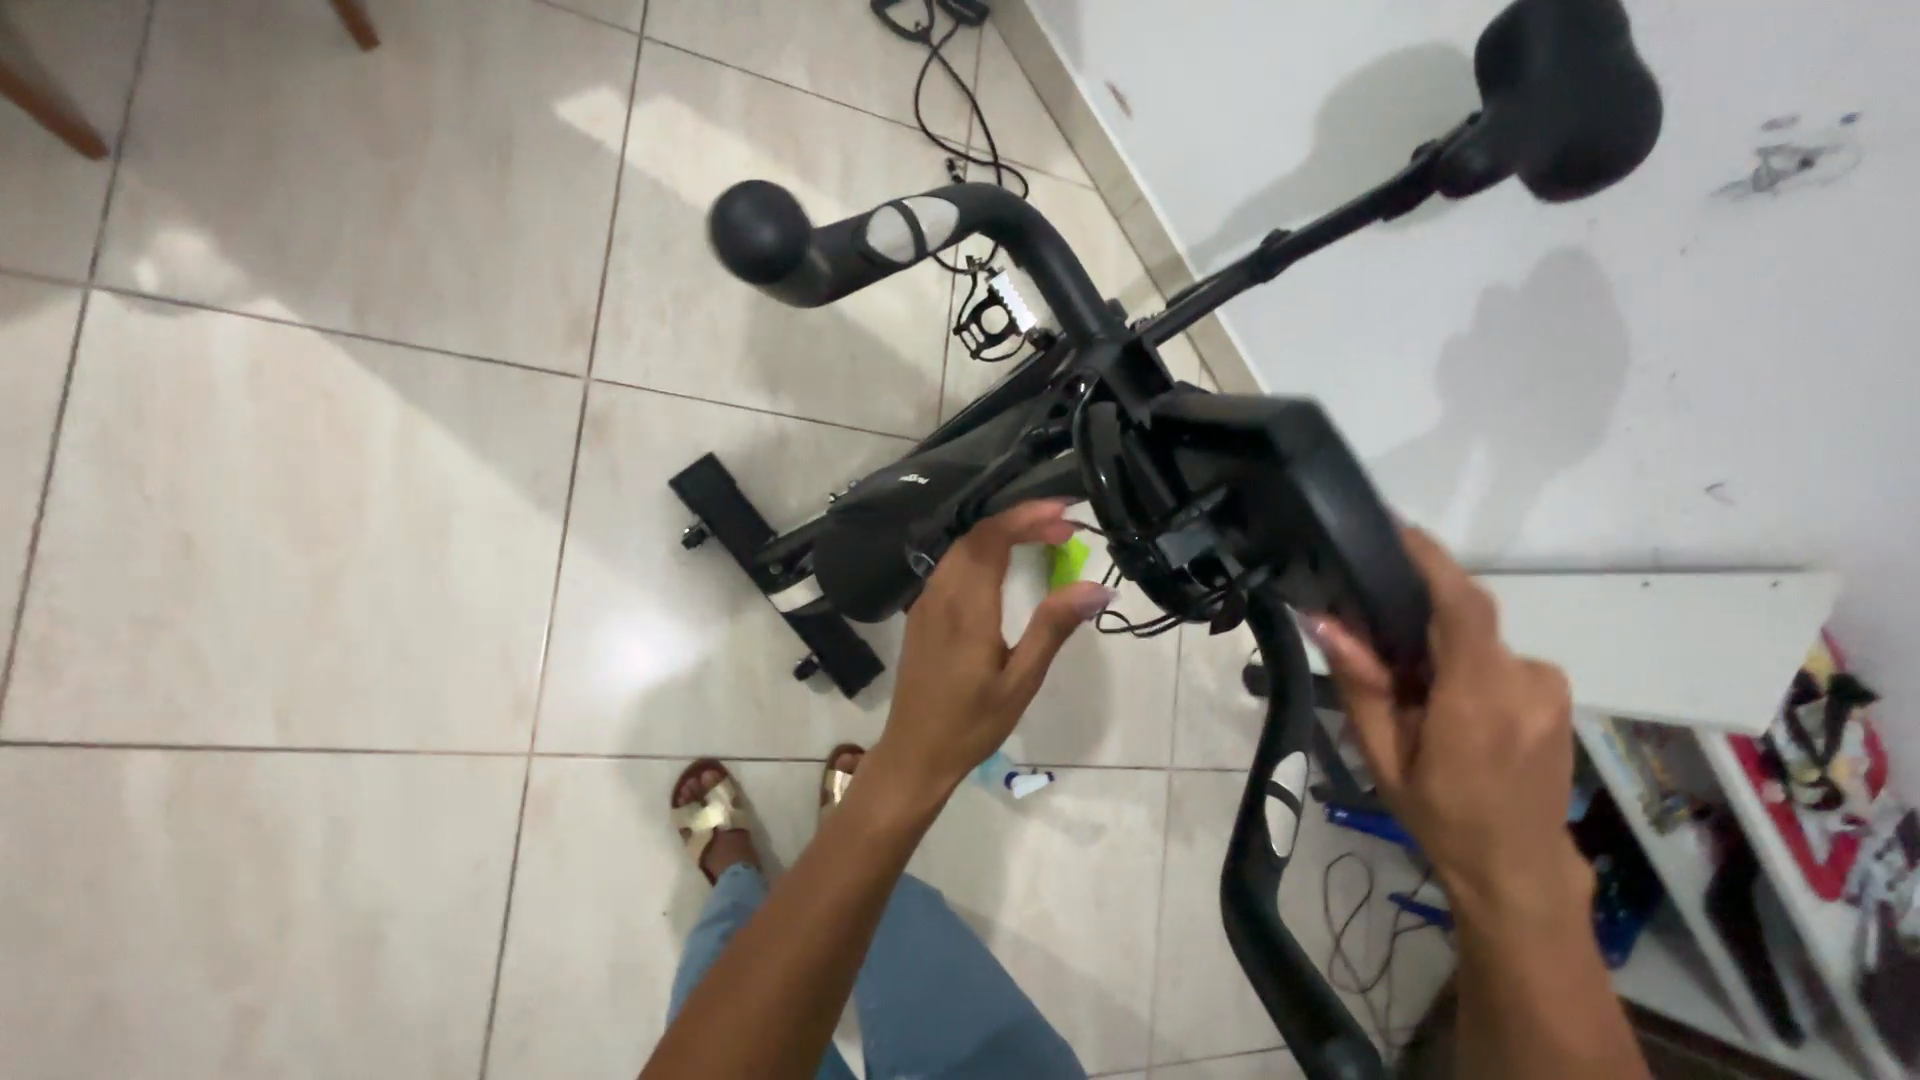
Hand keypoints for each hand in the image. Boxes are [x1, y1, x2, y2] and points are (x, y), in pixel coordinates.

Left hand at [874, 501, 1114, 791]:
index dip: (1027, 517)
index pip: (992, 539)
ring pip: (960, 548)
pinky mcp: (921, 615)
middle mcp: (941, 595)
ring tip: (1042, 540)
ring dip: (1000, 534)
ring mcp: (925, 604)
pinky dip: (981, 552)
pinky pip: (950, 566)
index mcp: (967, 608)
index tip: (1065, 514)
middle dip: (1020, 521)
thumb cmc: (971, 724)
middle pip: (976, 536)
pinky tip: (1004, 566)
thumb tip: (1096, 587)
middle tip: (1063, 527)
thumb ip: (1053, 628)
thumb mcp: (1021, 682)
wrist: (914, 753)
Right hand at [1309, 528, 1591, 922]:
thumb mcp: (1383, 756)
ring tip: (1411, 692)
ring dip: (1441, 648)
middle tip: (1374, 642)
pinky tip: (1445, 703)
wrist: (1518, 867)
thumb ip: (1361, 685)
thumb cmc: (1440, 815)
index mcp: (1480, 702)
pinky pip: (1498, 656)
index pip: (1463, 608)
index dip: (1432, 561)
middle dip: (1418, 616)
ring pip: (1478, 639)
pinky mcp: (1557, 692)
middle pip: (1465, 616)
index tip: (1393, 529)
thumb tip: (1325, 622)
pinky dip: (1465, 664)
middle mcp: (1526, 682)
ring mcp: (1550, 687)